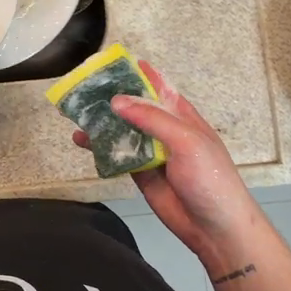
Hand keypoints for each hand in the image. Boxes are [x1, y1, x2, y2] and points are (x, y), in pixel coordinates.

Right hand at [71, 61, 255, 258]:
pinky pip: (116, 155)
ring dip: (101, 122)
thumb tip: (116, 101)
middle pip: (134, 108)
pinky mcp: (138, 172)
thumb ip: (152, 119)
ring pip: (121, 130)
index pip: (158, 88)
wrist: (214, 229)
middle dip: (111, 97)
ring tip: (75, 113)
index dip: (137, 74)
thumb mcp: (187, 141)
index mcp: (182, 116)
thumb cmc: (211, 179)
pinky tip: (80, 140)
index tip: (111, 62)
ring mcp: (150, 152)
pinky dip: (98, 147)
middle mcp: (164, 130)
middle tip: (82, 88)